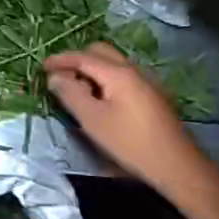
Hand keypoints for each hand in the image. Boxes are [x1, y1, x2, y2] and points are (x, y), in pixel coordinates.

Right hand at [44, 43, 218, 214]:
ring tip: (77, 88)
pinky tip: (101, 98)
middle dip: (77, 59)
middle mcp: (133, 70)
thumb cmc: (130, 142)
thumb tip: (55, 77)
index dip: (59, 60)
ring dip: (92, 68)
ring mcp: (146, 82)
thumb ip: (70, 94)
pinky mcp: (152, 95)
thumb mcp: (92, 119)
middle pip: (100, 52)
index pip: (82, 56)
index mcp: (117, 73)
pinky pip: (122, 75)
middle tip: (60, 76)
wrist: (177, 166)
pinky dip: (105, 78)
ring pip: (113, 63)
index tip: (41, 67)